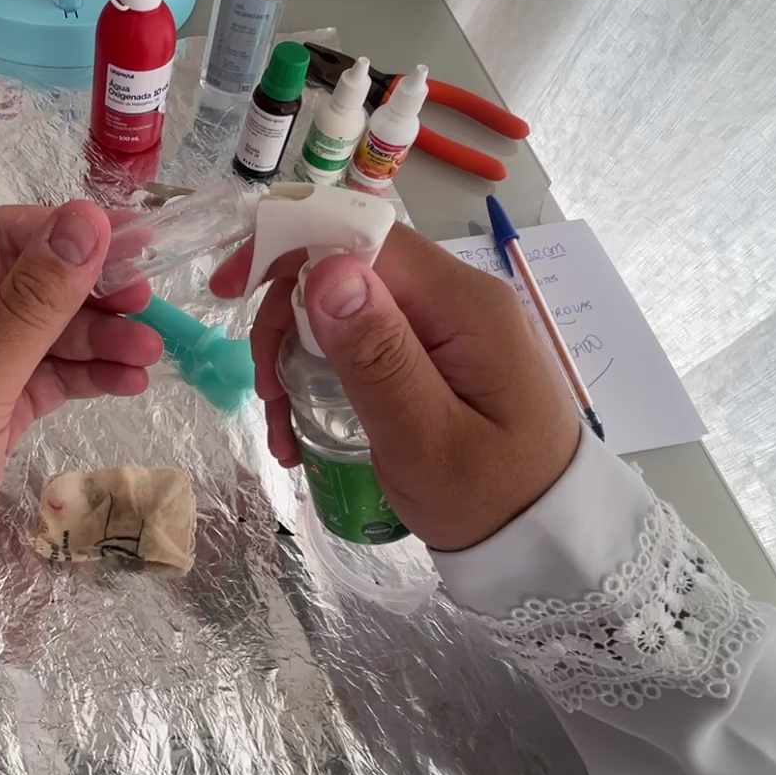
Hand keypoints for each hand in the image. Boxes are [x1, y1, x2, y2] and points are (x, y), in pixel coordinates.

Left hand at [0, 202, 161, 564]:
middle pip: (25, 284)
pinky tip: (127, 381)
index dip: (64, 236)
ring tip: (150, 353)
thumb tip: (90, 218)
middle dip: (87, 297)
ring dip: (95, 341)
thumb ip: (35, 301)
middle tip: (147, 303)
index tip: (132, 243)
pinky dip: (81, 378)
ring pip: (40, 334)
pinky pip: (40, 377)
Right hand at [210, 222, 579, 551]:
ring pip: (344, 310)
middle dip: (285, 321)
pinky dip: (321, 377)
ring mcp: (446, 326)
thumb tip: (326, 270)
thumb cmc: (488, 498)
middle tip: (265, 391)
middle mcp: (455, 299)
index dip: (290, 249)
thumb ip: (378, 355)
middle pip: (345, 271)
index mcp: (460, 304)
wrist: (544, 537)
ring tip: (282, 425)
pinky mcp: (435, 354)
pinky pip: (363, 343)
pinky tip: (304, 426)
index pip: (363, 237)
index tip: (232, 290)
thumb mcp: (424, 437)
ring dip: (295, 358)